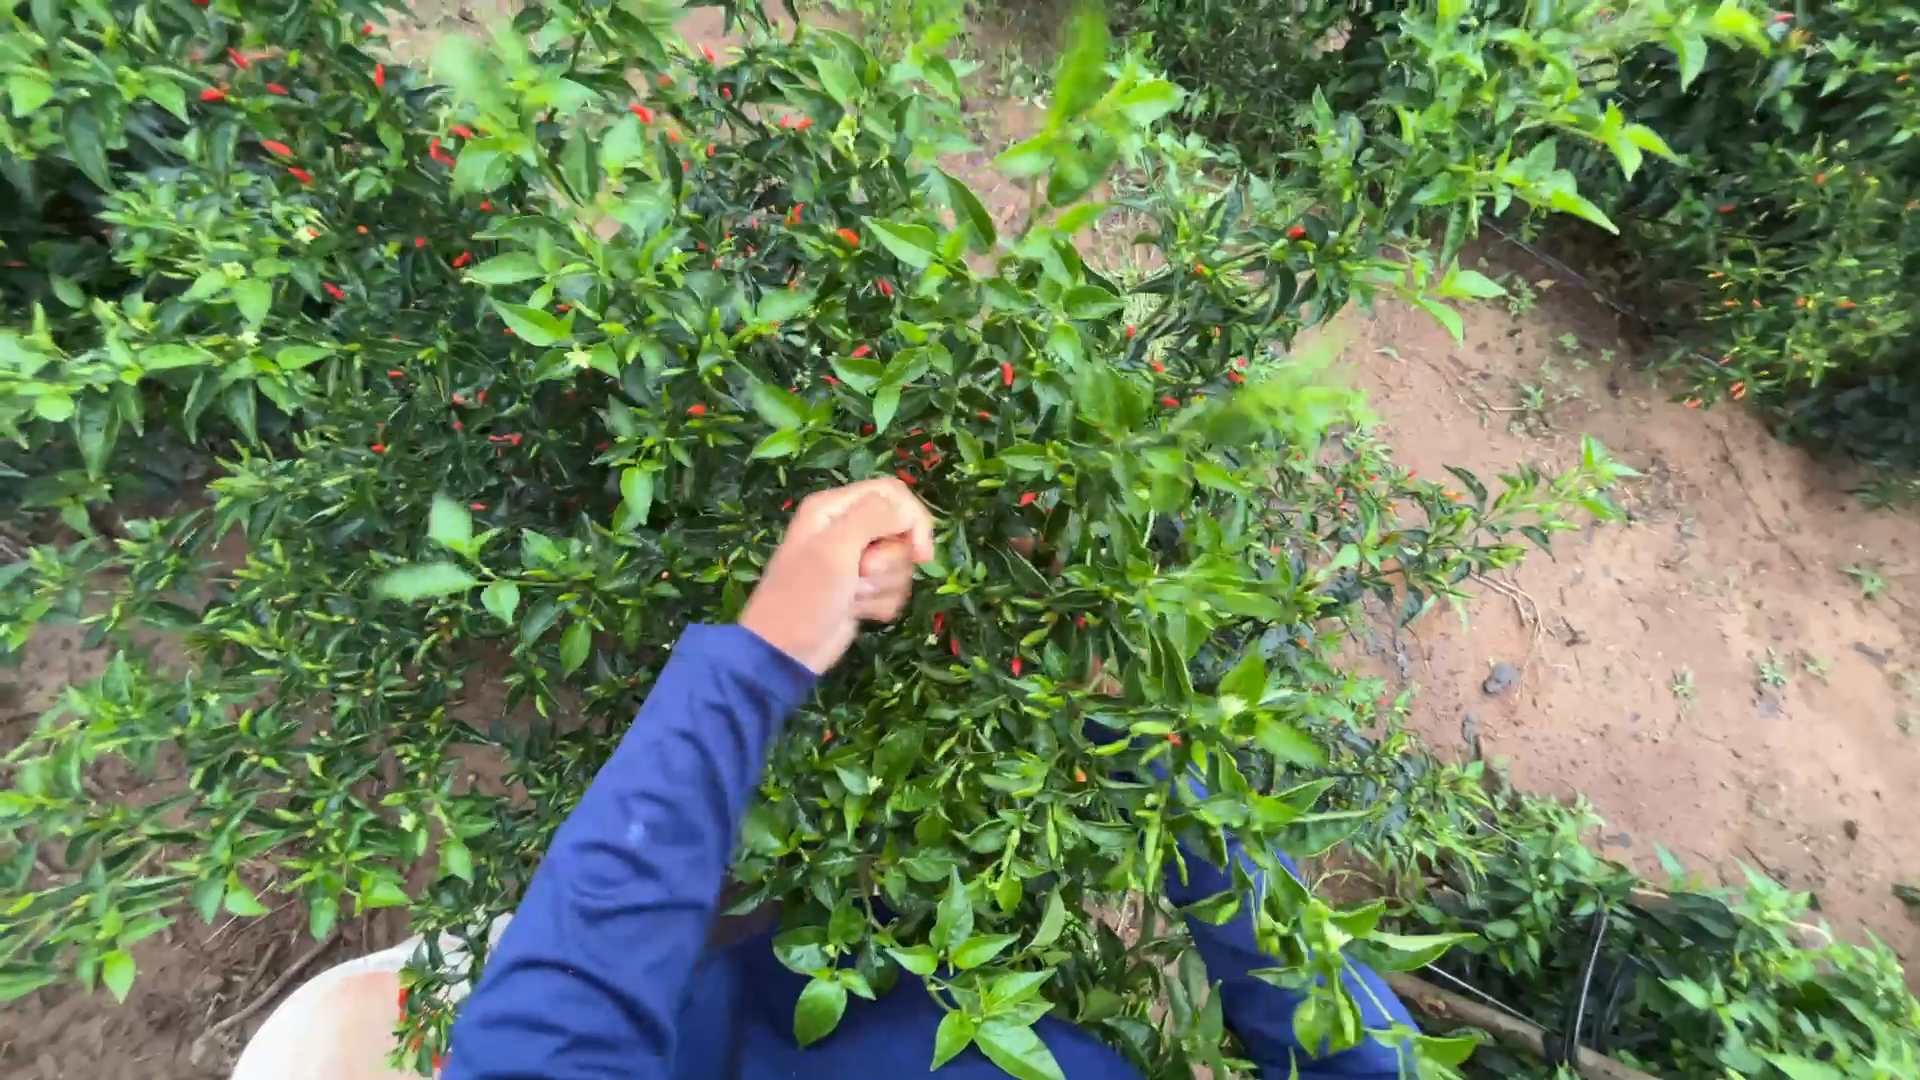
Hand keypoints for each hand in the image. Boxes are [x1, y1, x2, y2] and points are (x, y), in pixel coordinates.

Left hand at [739, 477, 936, 673]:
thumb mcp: (835, 547)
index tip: (920, 553)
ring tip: (853, 597)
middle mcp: (847, 527)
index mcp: (835, 507)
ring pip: (901, 564)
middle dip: (890, 561)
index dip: (913, 520)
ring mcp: (856, 561)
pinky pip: (894, 588)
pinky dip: (880, 603)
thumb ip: (873, 516)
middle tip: (862, 574)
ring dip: (883, 586)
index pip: (894, 493)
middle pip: (902, 531)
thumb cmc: (804, 595)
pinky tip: (856, 611)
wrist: (786, 651)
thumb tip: (908, 511)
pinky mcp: (863, 589)